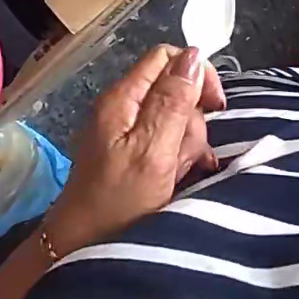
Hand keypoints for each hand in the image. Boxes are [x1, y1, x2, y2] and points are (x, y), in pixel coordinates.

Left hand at [40, 45, 225, 257]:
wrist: (83, 245)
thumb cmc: (118, 202)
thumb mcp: (152, 150)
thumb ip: (173, 102)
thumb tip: (192, 53)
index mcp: (123, 98)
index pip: (166, 58)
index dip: (196, 74)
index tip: (215, 106)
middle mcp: (124, 108)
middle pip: (175, 90)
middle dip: (191, 120)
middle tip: (181, 154)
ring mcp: (127, 132)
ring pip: (176, 119)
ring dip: (187, 145)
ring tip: (175, 174)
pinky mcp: (133, 154)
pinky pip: (168, 143)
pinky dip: (179, 158)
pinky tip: (180, 179)